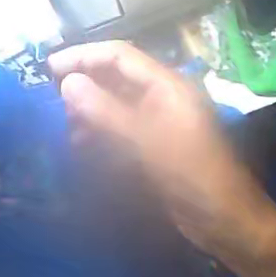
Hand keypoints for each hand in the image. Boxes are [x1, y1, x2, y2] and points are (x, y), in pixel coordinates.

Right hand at [50, 41, 275, 264]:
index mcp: (166, 85)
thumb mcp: (145, 140)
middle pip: (116, 76)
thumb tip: (68, 82)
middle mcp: (162, 97)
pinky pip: (121, 128)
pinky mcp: (155, 146)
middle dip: (83, 81)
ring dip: (88, 108)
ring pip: (116, 102)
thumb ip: (105, 110)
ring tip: (61, 123)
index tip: (48, 68)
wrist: (227, 221)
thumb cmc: (191, 173)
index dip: (83, 55)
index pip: (119, 55)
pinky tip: (80, 144)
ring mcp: (159, 122)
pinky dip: (99, 130)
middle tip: (48, 97)